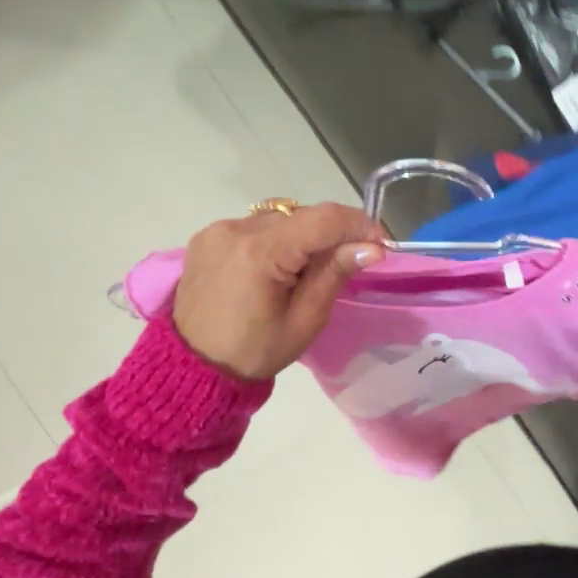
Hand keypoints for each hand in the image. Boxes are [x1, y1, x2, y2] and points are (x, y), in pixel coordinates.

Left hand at [171, 202, 385, 380]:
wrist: (195, 364)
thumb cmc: (257, 350)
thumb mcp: (306, 318)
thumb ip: (335, 274)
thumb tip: (373, 248)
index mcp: (259, 252)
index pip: (323, 219)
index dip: (360, 225)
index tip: (382, 245)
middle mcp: (235, 229)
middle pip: (303, 214)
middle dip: (337, 232)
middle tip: (358, 259)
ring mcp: (218, 229)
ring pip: (281, 217)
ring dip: (310, 234)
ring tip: (321, 266)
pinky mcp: (209, 236)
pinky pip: (258, 226)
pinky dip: (283, 238)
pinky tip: (288, 265)